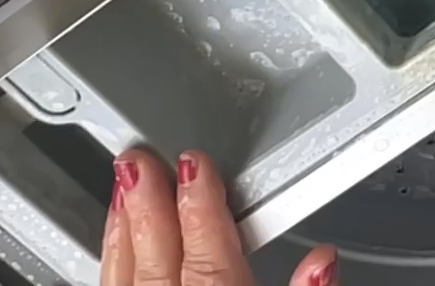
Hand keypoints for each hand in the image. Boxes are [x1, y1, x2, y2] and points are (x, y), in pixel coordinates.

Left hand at [102, 149, 337, 285]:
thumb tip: (322, 260)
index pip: (209, 257)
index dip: (201, 206)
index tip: (195, 163)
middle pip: (158, 265)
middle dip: (150, 208)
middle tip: (140, 161)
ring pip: (122, 284)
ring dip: (123, 236)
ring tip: (122, 191)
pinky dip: (111, 269)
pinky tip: (114, 252)